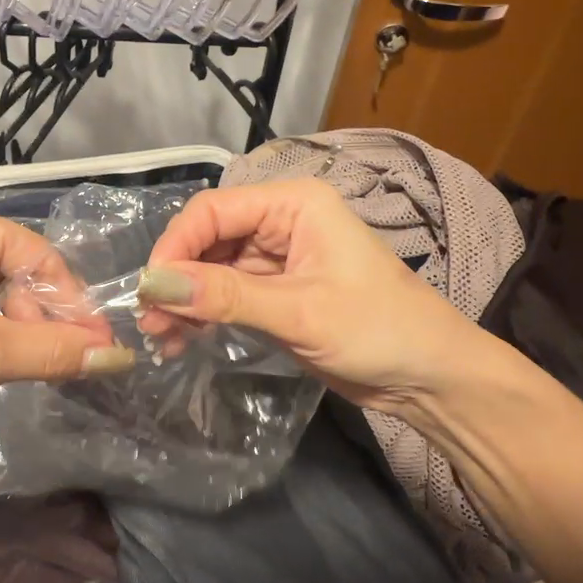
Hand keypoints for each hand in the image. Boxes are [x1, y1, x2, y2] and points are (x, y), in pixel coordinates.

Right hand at [134, 178, 500, 410]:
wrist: (432, 378)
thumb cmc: (378, 330)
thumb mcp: (299, 312)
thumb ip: (225, 296)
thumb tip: (155, 284)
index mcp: (293, 204)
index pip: (213, 210)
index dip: (176, 245)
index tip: (149, 288)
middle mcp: (280, 222)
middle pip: (208, 239)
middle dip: (177, 278)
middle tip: (150, 321)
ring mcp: (277, 259)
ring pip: (211, 269)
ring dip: (184, 300)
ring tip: (161, 338)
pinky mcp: (275, 292)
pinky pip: (225, 295)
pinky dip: (203, 315)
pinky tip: (182, 340)